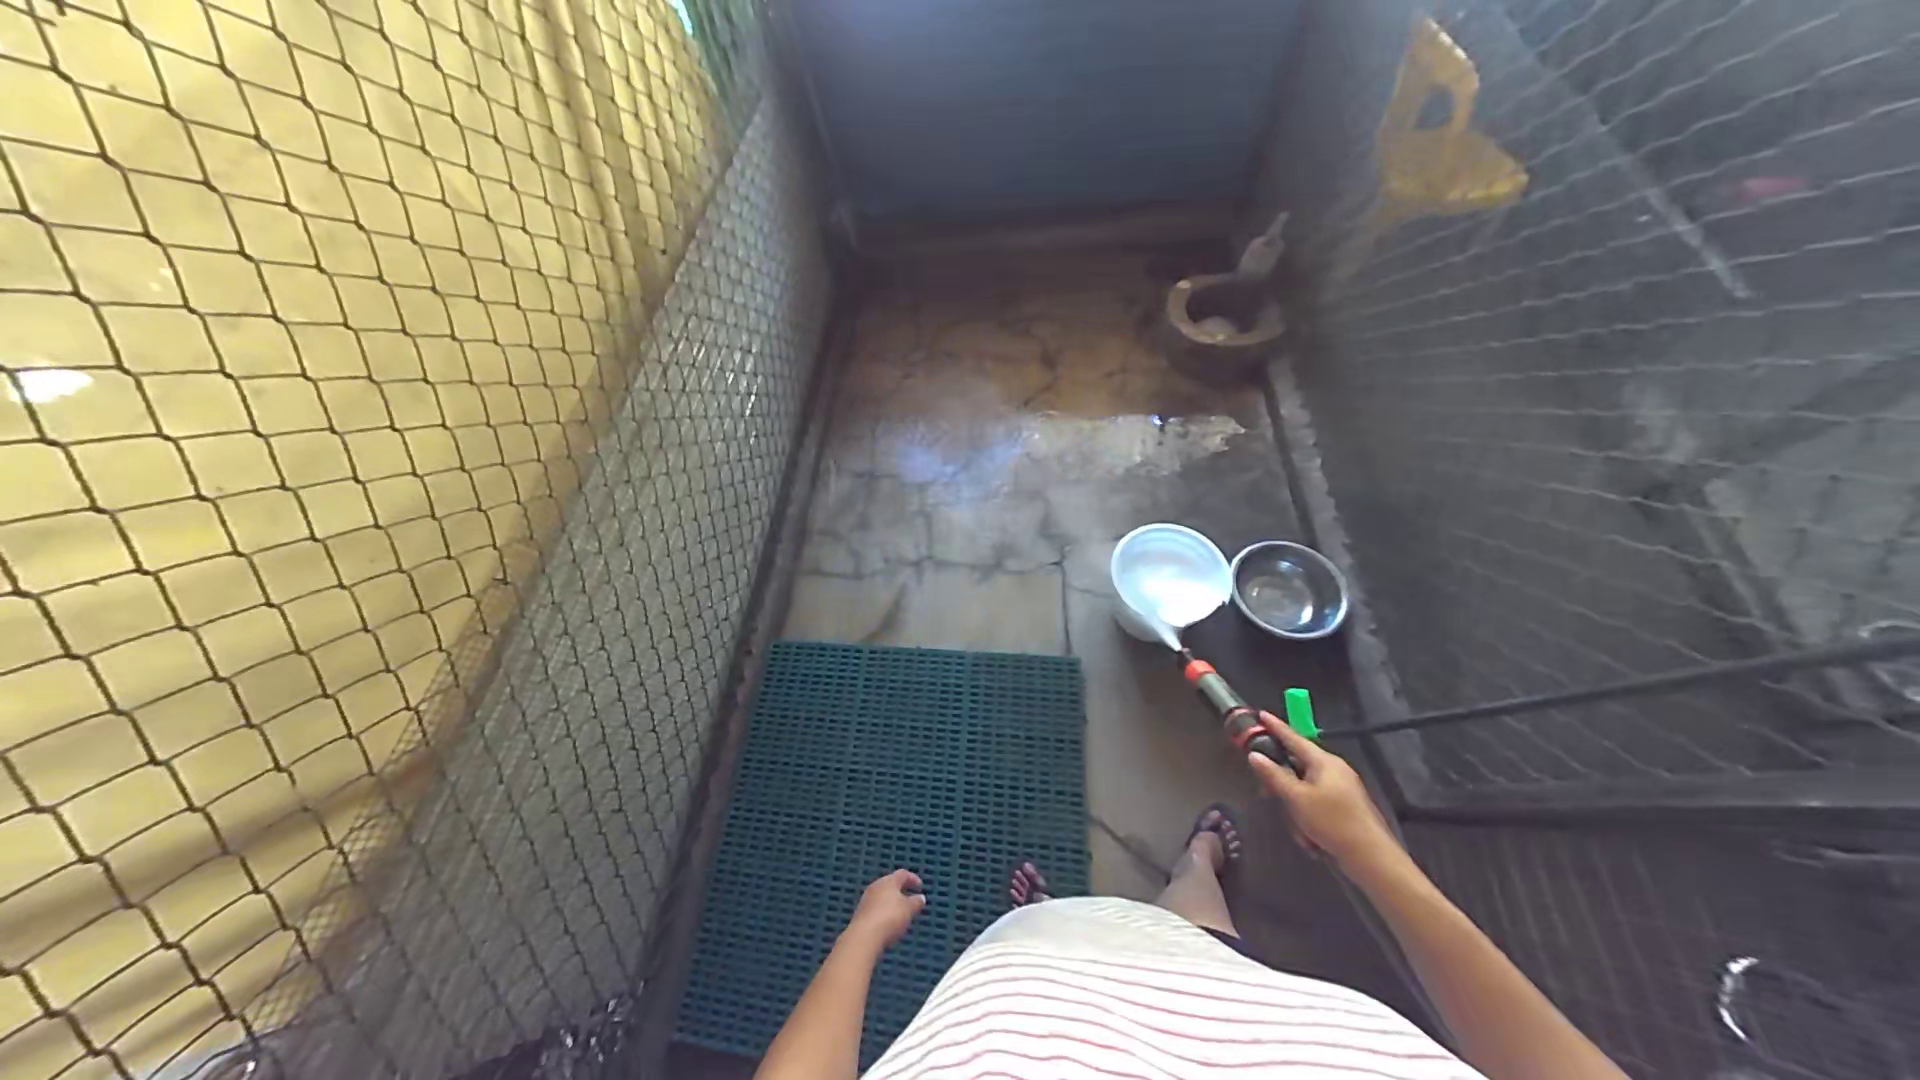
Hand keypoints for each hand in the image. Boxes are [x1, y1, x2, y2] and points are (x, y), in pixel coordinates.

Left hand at [843, 869, 925, 950]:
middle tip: (910, 897)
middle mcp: (876, 886)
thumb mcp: (908, 910)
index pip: (902, 874)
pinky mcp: (860, 913)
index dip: (912, 878)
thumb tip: (921, 897)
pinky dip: (883, 910)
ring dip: (891, 901)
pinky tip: (887, 921)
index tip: (920, 885)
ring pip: (882, 895)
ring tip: (900, 911)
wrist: (864, 937)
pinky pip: (875, 907)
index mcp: (889, 881)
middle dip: (901, 889)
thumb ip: (916, 902)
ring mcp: (866, 899)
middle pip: (890, 883)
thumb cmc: (890, 918)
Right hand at [1246, 714, 1402, 868]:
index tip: (1261, 714)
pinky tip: (1310, 837)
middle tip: (1270, 795)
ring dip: (1297, 808)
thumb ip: (1274, 775)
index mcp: (1324, 762)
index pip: (1294, 738)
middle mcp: (1334, 770)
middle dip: (1283, 785)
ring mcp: (1342, 788)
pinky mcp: (1345, 805)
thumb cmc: (1332, 821)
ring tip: (1301, 829)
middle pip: (1298, 766)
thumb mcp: (1296, 798)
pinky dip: (1308, 817)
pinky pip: (1316, 802)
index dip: (1276, 727)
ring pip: (1305, 789)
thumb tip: (1254, 755)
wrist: (1371, 857)